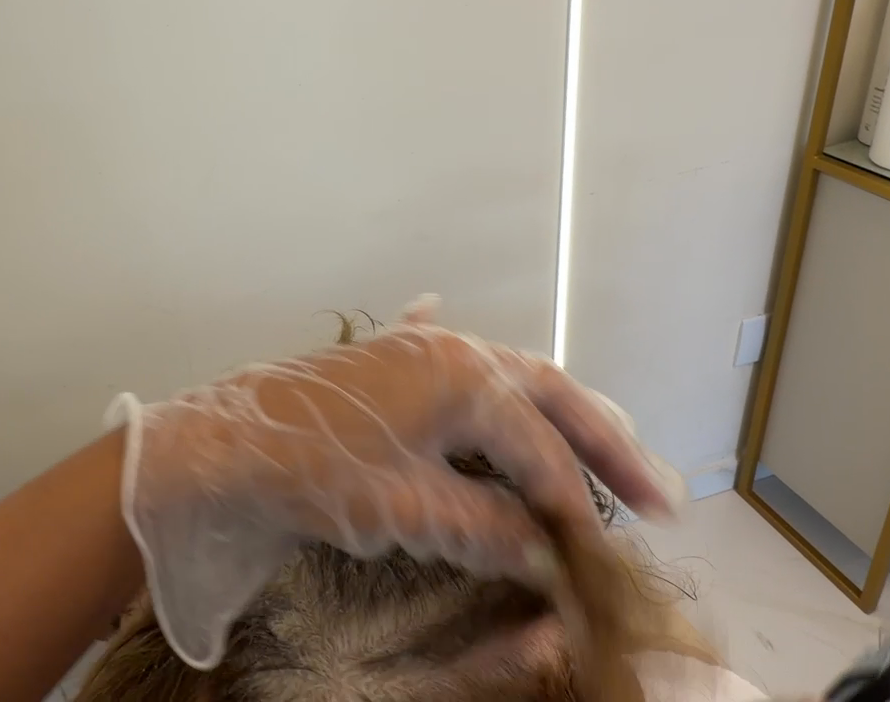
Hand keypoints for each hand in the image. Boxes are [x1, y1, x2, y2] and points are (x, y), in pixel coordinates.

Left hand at [106, 296, 684, 668]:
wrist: (229, 443)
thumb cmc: (320, 470)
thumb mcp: (412, 508)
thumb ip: (488, 527)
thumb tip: (546, 552)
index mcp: (463, 375)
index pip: (540, 447)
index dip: (574, 505)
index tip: (599, 553)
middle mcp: (448, 348)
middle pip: (546, 392)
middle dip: (604, 440)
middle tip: (660, 490)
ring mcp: (415, 348)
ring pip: (506, 373)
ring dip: (553, 409)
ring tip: (604, 443)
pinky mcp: (386, 362)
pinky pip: (446, 354)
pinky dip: (473, 363)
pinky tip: (463, 335)